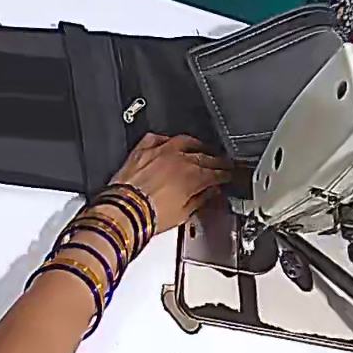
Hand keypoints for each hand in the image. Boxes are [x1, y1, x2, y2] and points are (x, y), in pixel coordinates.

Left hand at [107, 134, 229, 233]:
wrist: (124, 210)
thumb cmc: (150, 214)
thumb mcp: (183, 213)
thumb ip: (200, 199)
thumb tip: (208, 193)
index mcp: (193, 176)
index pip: (216, 172)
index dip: (225, 174)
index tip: (228, 175)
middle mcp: (178, 159)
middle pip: (204, 156)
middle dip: (216, 160)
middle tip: (222, 163)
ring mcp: (160, 152)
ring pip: (184, 142)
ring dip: (196, 145)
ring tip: (201, 147)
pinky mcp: (143, 150)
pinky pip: (157, 138)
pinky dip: (165, 140)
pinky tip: (168, 142)